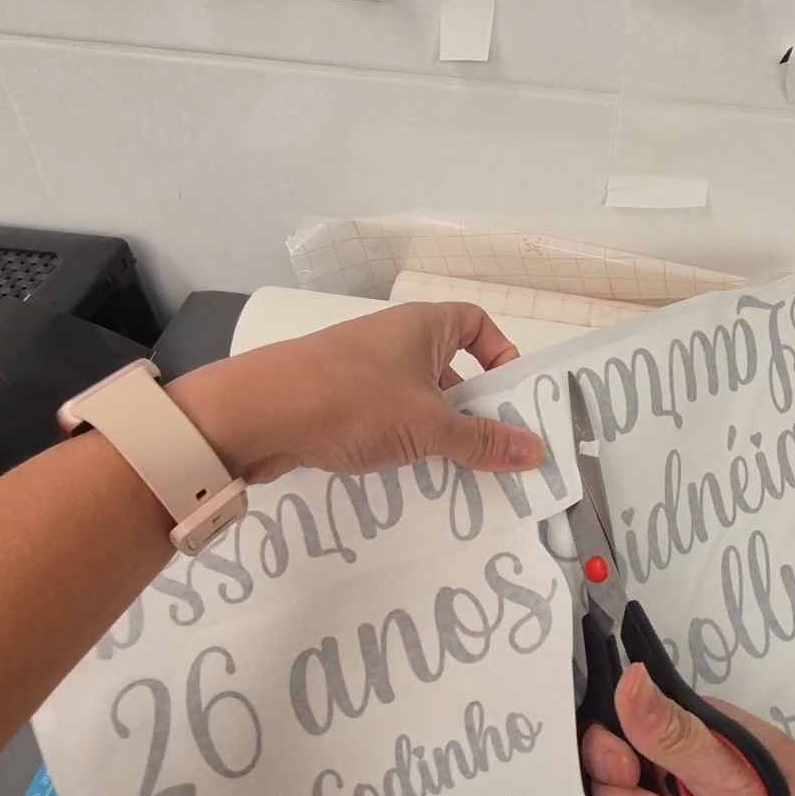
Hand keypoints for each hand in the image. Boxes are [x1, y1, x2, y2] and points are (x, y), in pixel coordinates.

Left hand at [168, 302, 545, 482]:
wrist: (257, 413)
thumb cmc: (357, 401)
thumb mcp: (430, 425)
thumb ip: (483, 440)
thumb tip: (536, 451)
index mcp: (424, 326)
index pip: (476, 323)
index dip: (500, 353)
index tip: (510, 394)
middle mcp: (395, 339)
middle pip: (450, 367)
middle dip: (473, 405)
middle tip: (494, 447)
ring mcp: (362, 368)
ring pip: (417, 396)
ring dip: (438, 429)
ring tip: (456, 469)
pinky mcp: (337, 397)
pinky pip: (386, 415)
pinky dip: (402, 439)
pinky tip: (408, 472)